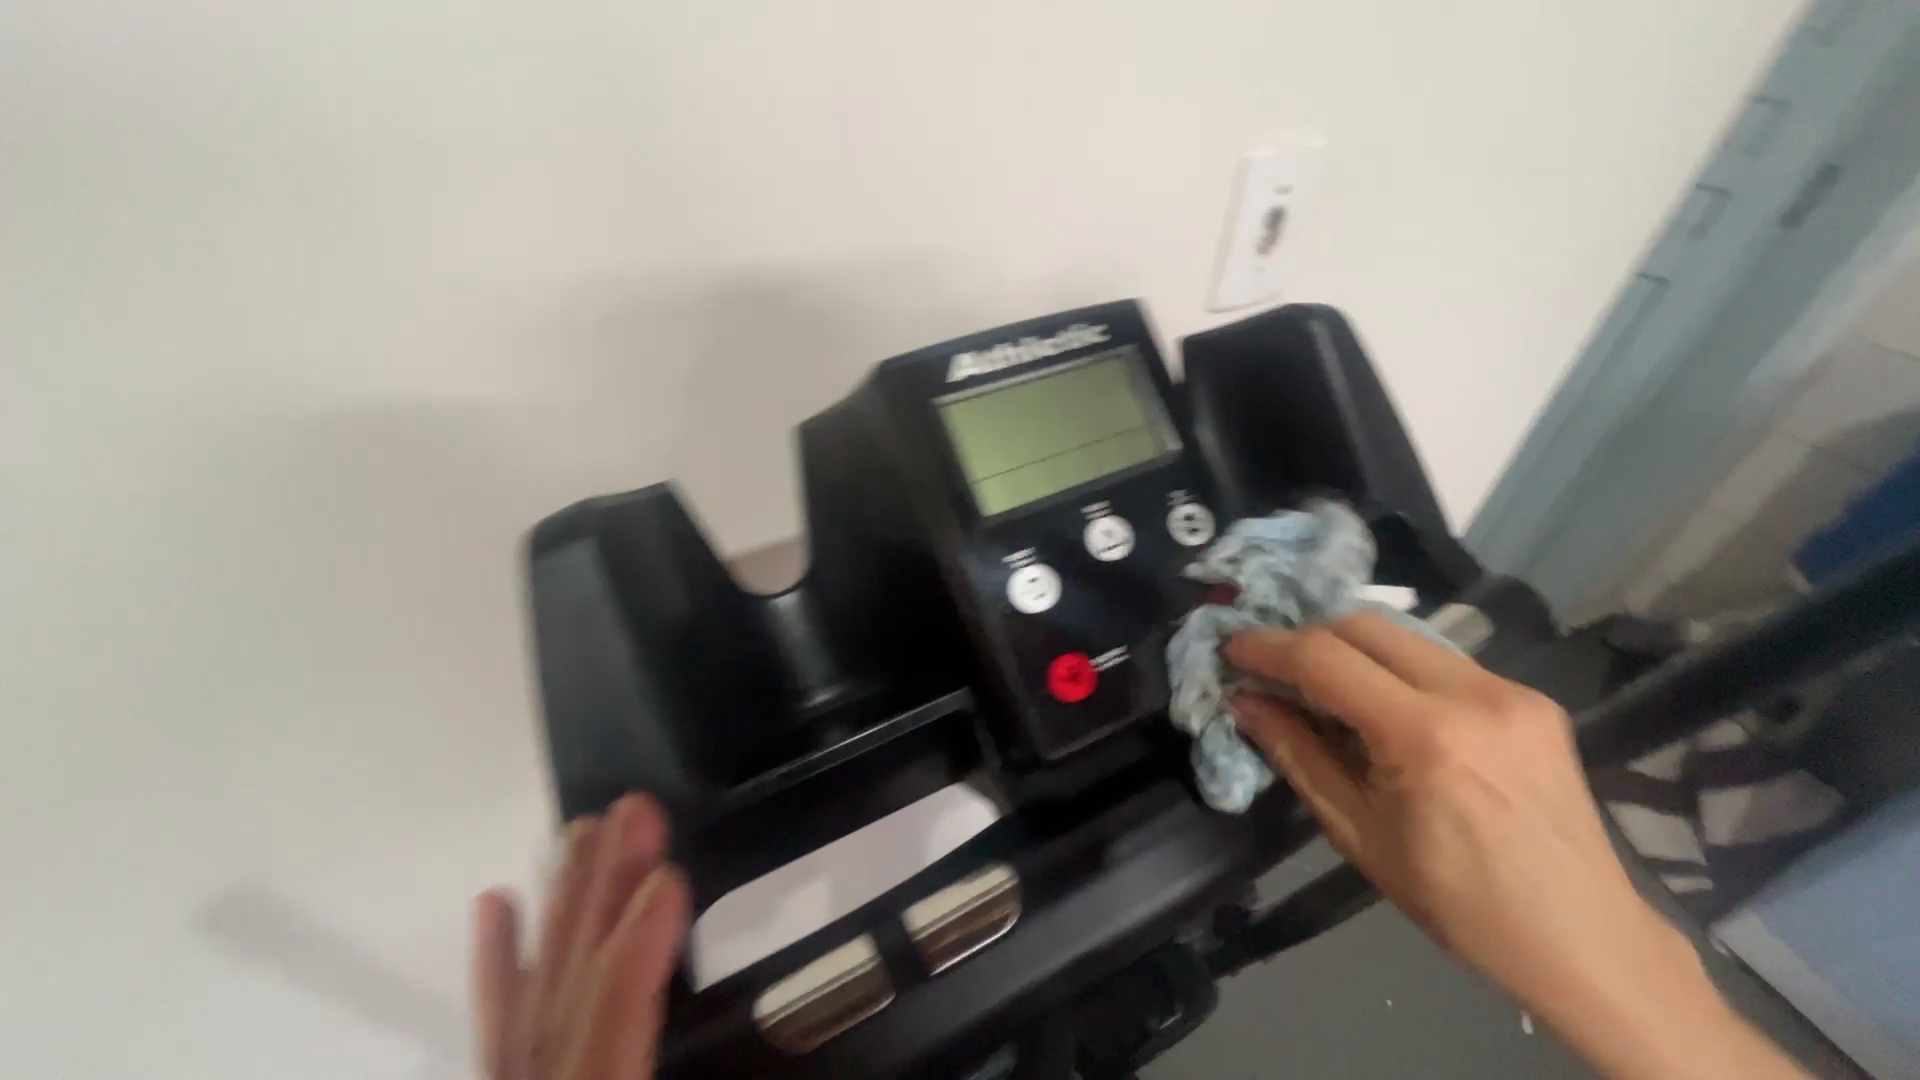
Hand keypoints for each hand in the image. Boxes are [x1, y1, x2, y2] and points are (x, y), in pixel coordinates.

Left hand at [471, 794, 691, 1079]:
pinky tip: (495, 902)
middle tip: (634, 812)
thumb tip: (803, 1037)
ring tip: (582, 830)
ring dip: (562, 903)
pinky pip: (493, 1024)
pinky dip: (494, 962)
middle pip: (568, 984)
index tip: (669, 876)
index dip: (640, 945)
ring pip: (533, 989)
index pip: (611, 1015)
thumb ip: (712, 1073)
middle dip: (602, 891)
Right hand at [1226, 614, 1806, 1079]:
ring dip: (1348, 648)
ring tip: (1318, 685)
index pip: (1325, 658)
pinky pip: (1440, 660)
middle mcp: (1474, 694)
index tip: (1229, 650)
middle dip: (1305, 637)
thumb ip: (1296, 753)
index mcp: (1426, 737)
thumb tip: (1245, 702)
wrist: (1583, 940)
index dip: (1266, 646)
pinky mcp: (1531, 698)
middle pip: (1363, 625)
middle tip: (1271, 668)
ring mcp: (1511, 691)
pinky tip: (1380, 706)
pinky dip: (1393, 668)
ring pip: (1403, 635)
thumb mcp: (1356, 831)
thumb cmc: (1456, 901)